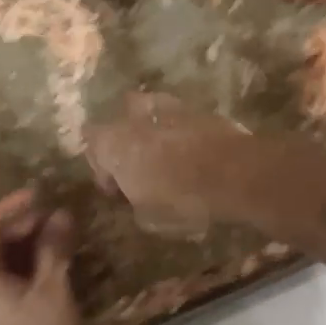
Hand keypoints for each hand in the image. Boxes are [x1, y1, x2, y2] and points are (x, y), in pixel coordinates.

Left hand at [0, 189, 79, 324]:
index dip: (10, 207)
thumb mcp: (52, 291)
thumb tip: (61, 214)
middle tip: (53, 220)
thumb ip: (54, 249)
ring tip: (53, 242)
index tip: (38, 194)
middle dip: (18, 228)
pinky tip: (43, 272)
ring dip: (19, 249)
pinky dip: (16, 269)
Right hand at [86, 93, 251, 235]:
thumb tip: (137, 202)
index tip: (116, 189)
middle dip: (125, 139)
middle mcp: (135, 117)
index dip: (101, 168)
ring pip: (150, 111)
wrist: (234, 173)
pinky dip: (182, 130)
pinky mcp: (199, 108)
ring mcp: (169, 106)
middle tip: (138, 164)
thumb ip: (136, 205)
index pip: (91, 145)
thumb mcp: (150, 218)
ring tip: (166, 153)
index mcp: (113, 143)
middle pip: (119, 120)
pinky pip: (180, 117)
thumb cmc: (182, 199)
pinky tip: (193, 150)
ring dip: (153, 129)